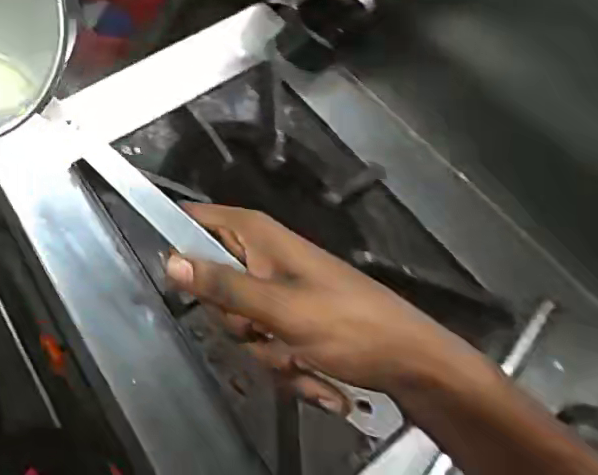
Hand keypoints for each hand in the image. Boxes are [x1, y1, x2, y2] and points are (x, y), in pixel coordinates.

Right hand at [165, 204, 480, 411]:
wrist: (428, 373)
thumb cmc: (354, 326)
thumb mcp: (280, 309)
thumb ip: (221, 286)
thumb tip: (169, 262)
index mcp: (251, 233)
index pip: (188, 219)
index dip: (176, 245)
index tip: (182, 281)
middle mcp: (258, 253)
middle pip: (209, 279)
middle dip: (233, 319)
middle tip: (260, 330)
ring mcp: (275, 287)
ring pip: (236, 317)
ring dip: (264, 350)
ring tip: (301, 362)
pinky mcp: (291, 318)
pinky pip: (263, 339)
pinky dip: (285, 363)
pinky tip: (316, 377)